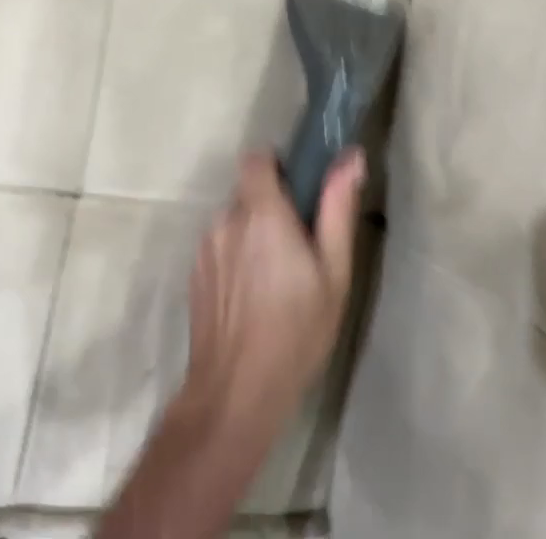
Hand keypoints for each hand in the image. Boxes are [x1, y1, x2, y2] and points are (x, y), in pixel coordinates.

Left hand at [180, 149, 364, 427]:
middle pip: (247, 193)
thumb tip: (351, 156)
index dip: (278, 166)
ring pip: (233, 222)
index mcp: (261, 213)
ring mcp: (205, 248)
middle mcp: (226, 220)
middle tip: (301, 247)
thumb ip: (338, 208)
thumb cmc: (296, 330)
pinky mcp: (195, 274)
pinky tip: (254, 299)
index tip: (301, 191)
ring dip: (253, 235)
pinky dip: (237, 259)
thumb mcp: (333, 272)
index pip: (256, 159)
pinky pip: (220, 248)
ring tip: (277, 280)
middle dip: (272, 207)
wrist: (236, 390)